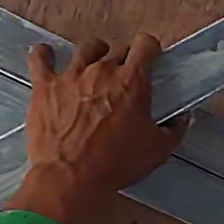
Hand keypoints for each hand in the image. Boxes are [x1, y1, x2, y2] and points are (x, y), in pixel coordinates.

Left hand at [4, 34, 183, 223]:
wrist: (70, 178)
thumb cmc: (114, 165)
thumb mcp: (156, 151)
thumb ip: (174, 130)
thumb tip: (183, 118)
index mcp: (131, 82)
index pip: (146, 45)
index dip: (149, 50)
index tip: (149, 59)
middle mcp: (101, 71)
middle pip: (117, 49)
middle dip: (123, 60)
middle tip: (123, 79)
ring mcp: (71, 76)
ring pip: (85, 49)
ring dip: (92, 54)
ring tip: (92, 67)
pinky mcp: (45, 87)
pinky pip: (40, 59)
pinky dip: (44, 55)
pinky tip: (46, 55)